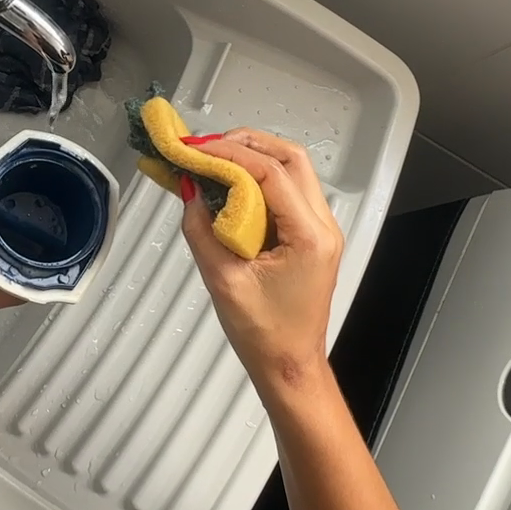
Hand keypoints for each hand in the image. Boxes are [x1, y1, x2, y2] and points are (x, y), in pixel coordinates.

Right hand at [180, 129, 342, 396]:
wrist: (290, 367)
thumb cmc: (263, 334)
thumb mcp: (222, 280)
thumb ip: (200, 229)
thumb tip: (188, 189)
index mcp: (308, 236)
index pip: (271, 173)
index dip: (230, 153)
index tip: (195, 150)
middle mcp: (323, 225)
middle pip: (291, 158)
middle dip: (246, 142)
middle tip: (205, 145)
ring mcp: (320, 228)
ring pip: (293, 168)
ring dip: (254, 154)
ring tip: (213, 156)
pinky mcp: (309, 233)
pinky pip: (288, 189)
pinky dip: (258, 175)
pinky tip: (229, 180)